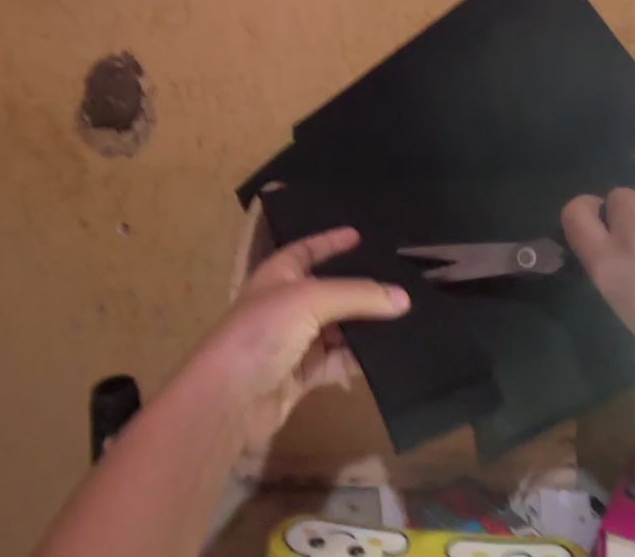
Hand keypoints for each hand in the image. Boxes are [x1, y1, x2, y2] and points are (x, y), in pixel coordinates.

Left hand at [176, 227, 409, 453]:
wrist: (229, 398)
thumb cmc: (262, 331)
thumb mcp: (310, 299)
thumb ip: (358, 296)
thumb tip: (403, 298)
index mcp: (278, 275)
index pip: (307, 249)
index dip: (330, 242)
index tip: (359, 235)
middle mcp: (286, 304)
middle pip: (330, 290)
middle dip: (359, 287)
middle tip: (398, 279)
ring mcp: (294, 341)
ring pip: (338, 327)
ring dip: (365, 325)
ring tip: (405, 315)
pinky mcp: (303, 375)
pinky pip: (339, 361)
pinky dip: (360, 358)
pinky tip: (389, 353)